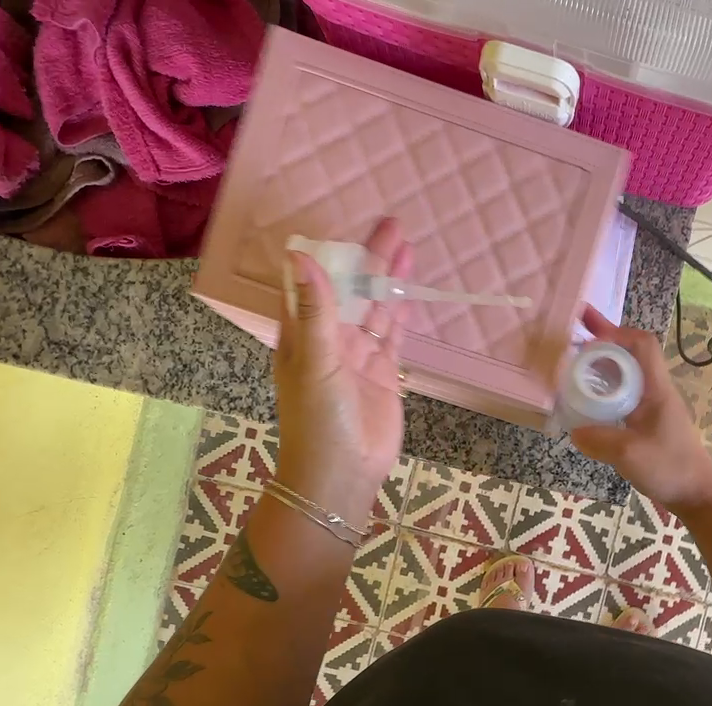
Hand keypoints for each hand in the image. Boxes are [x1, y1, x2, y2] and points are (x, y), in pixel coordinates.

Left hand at [274, 218, 411, 520]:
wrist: (342, 473)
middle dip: (371, 260)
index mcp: (303, 333)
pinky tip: (410, 296)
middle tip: (395, 227)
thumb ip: (316, 310)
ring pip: (375, 310)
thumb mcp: (316, 361)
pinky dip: (400, 317)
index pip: (315, 282)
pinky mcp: (384, 376)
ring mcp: (359, 358)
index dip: (332, 255)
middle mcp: (330, 340)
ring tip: (408, 250)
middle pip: (352, 291)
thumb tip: (301, 254)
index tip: (350, 228)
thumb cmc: (319, 419)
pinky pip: (392, 338)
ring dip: (389, 283)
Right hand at [569, 306, 711, 513]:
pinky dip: (604, 395)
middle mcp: (655, 393)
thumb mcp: (629, 454)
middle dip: (602, 344)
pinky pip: (623, 400)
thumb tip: (574, 430)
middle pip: (630, 356)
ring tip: (573, 371)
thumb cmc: (670, 469)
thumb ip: (598, 439)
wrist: (696, 495)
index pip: (642, 344)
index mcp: (656, 390)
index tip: (588, 333)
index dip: (616, 333)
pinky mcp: (647, 426)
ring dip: (601, 370)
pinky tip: (586, 406)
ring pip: (625, 378)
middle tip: (572, 340)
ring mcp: (652, 410)